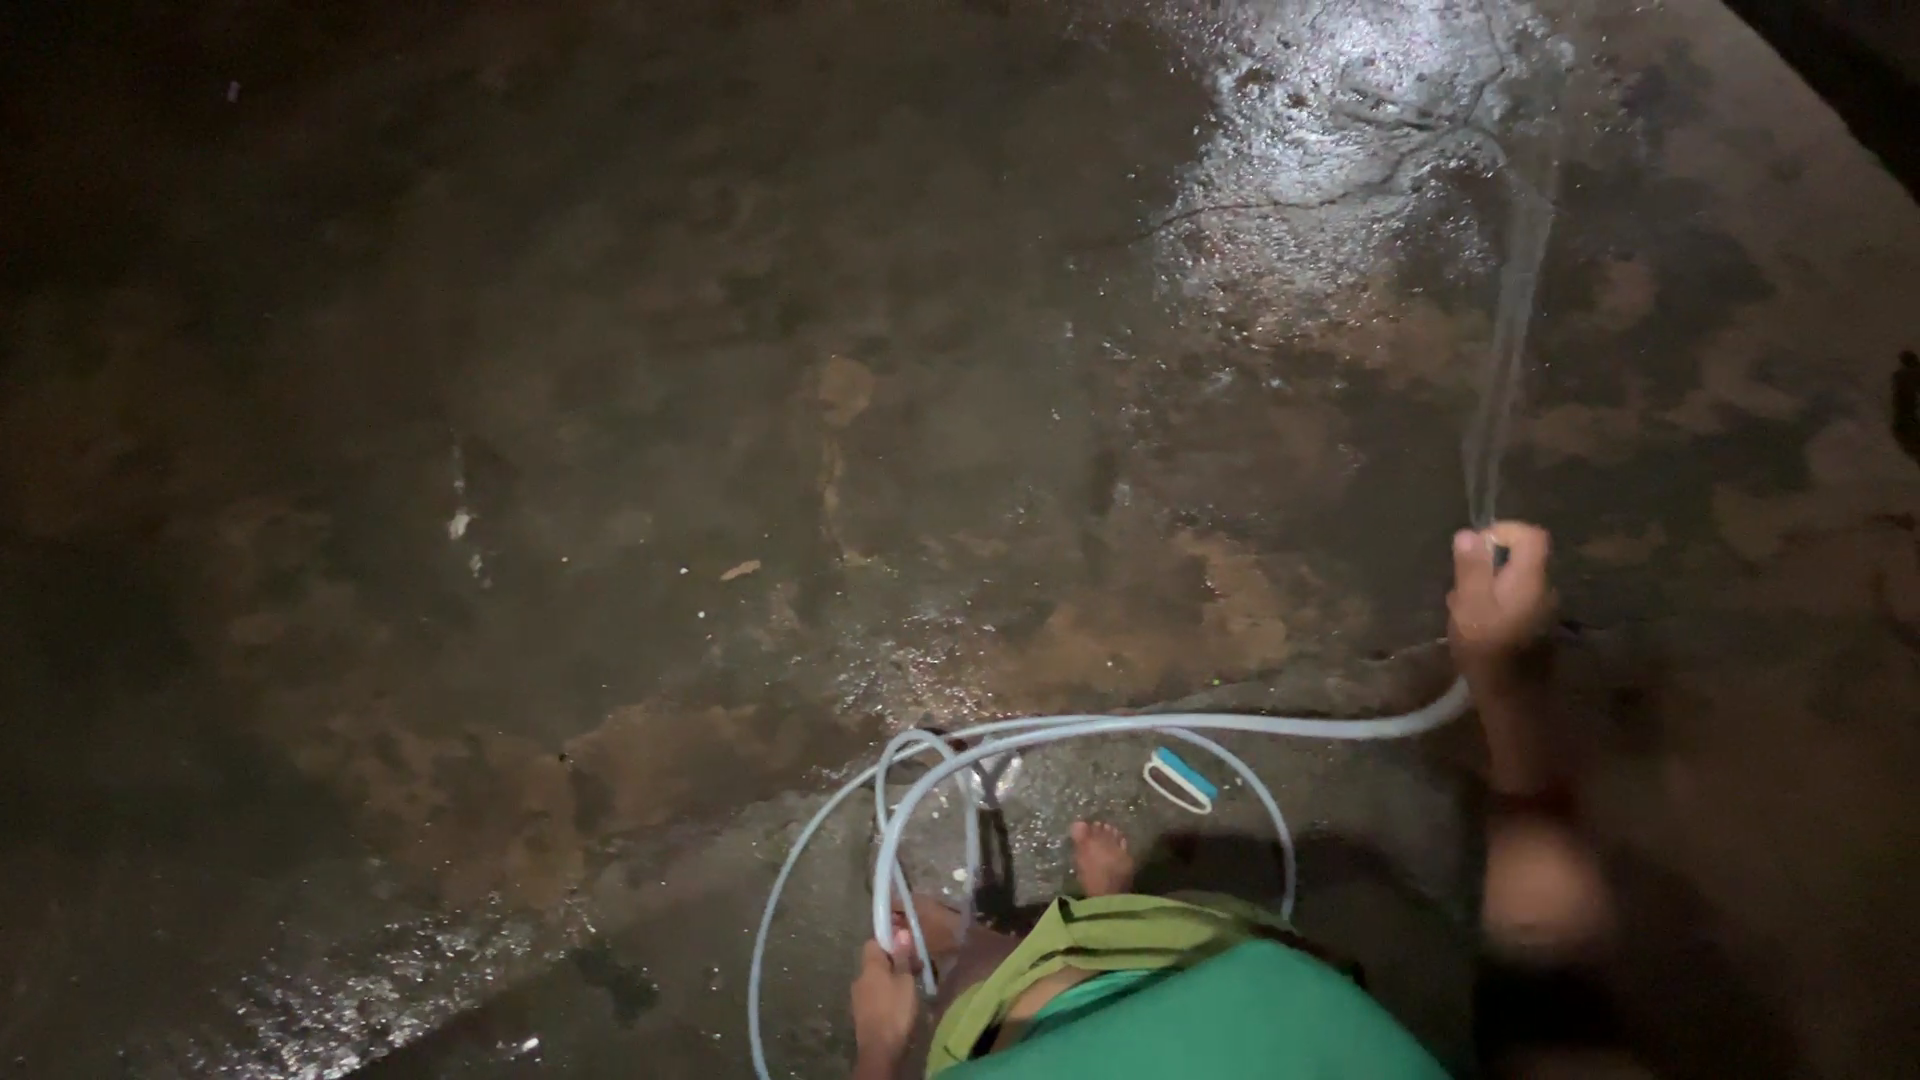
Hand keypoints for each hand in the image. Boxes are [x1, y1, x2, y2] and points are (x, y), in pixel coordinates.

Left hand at [850, 936, 918, 1064]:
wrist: (879, 1050)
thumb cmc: (895, 1010)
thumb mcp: (905, 980)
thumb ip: (902, 956)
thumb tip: (900, 932)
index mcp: (870, 965)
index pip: (874, 942)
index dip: (889, 940)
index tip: (905, 946)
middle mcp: (860, 977)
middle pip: (876, 961)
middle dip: (894, 961)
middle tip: (914, 967)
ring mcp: (858, 997)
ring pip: (876, 978)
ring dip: (891, 978)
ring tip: (910, 986)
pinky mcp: (861, 1013)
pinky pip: (874, 994)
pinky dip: (886, 993)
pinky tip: (899, 1002)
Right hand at [1448, 522, 1554, 671]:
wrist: (1511, 694)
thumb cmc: (1487, 646)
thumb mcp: (1470, 603)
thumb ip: (1472, 568)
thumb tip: (1469, 533)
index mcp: (1530, 579)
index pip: (1531, 536)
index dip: (1503, 531)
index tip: (1474, 547)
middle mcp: (1544, 588)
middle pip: (1520, 557)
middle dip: (1486, 563)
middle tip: (1460, 584)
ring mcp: (1542, 607)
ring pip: (1513, 579)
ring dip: (1486, 584)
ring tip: (1461, 607)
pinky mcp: (1535, 624)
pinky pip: (1513, 598)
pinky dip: (1492, 600)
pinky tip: (1474, 622)